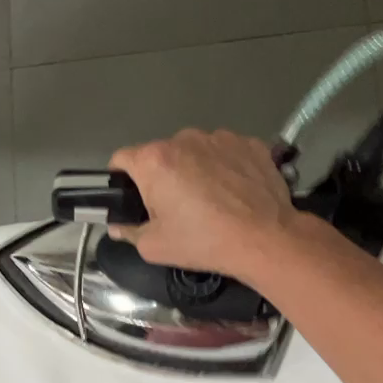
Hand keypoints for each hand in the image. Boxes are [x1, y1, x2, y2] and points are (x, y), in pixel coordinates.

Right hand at [107, 130, 308, 280]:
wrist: (263, 238)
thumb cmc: (201, 241)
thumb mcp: (152, 245)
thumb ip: (128, 231)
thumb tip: (119, 226)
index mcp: (154, 161)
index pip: (121, 158)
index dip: (120, 178)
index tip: (130, 197)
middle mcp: (185, 139)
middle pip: (160, 154)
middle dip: (160, 174)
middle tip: (171, 206)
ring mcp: (221, 137)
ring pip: (193, 150)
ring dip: (192, 168)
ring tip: (207, 198)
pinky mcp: (249, 143)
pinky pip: (224, 151)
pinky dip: (222, 166)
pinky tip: (230, 190)